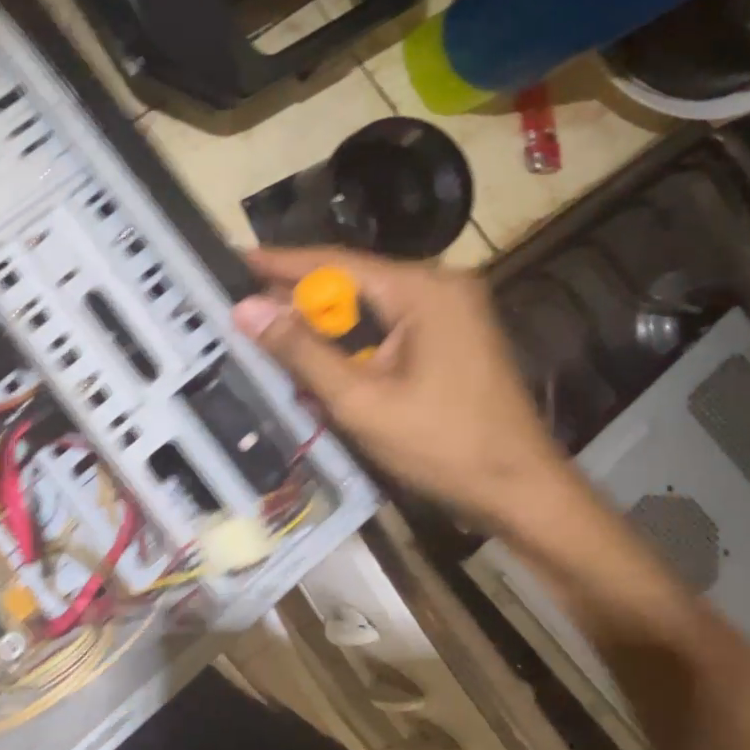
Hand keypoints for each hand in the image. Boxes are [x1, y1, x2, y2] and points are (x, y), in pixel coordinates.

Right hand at [230, 247, 569, 525]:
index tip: (231, 260)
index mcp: (422, 291)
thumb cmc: (441, 444)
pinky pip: (378, 324)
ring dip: (316, 325)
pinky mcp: (444, 335)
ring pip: (359, 305)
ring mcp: (444, 311)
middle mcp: (436, 287)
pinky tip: (312, 363)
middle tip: (238, 313)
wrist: (518, 490)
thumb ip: (299, 350)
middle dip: (293, 299)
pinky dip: (343, 341)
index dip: (278, 263)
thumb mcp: (358, 399)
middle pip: (346, 281)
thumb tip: (243, 309)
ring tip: (263, 338)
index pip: (333, 263)